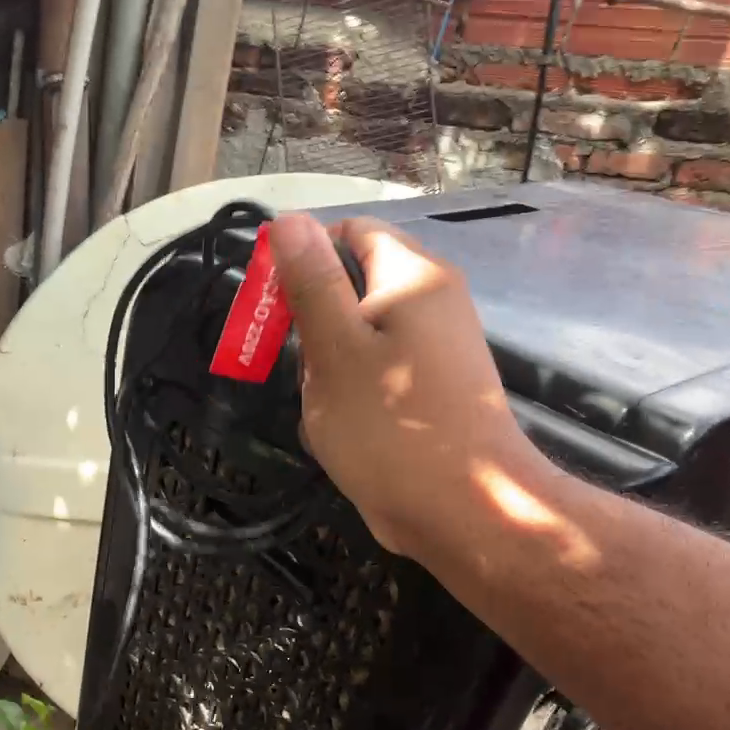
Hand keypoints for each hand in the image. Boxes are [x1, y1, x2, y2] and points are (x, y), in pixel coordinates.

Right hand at [269, 212, 545, 562]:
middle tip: (294, 364)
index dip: (303, 255)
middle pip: (350, 287)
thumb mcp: (335, 348)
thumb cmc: (390, 425)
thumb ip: (311, 282)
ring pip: (354, 339)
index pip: (350, 233)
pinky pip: (372, 376)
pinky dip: (346, 395)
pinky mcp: (428, 392)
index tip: (269, 301)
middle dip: (310, 324)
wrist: (461, 510)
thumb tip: (291, 220)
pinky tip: (337, 431)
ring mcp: (433, 351)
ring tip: (319, 406)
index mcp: (412, 277)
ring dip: (323, 368)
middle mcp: (430, 302)